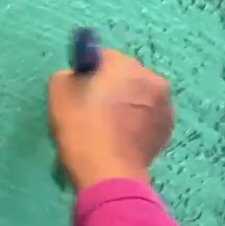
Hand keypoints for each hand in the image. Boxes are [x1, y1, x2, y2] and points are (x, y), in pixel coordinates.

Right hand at [46, 49, 172, 189]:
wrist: (106, 169)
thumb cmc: (80, 125)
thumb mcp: (57, 91)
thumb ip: (67, 75)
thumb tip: (77, 77)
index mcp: (127, 67)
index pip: (103, 55)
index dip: (87, 70)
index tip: (76, 87)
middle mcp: (153, 81)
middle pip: (125, 76)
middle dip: (110, 86)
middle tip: (88, 107)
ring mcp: (165, 107)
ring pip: (138, 97)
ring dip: (124, 104)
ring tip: (103, 126)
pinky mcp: (167, 131)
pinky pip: (146, 117)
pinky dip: (133, 122)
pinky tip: (116, 137)